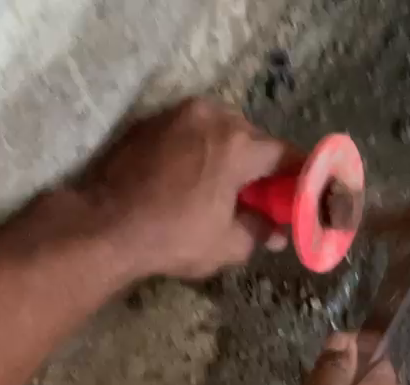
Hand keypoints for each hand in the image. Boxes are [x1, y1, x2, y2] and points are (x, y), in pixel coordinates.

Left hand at [79, 98, 288, 279]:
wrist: (105, 225)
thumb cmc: (173, 237)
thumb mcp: (228, 245)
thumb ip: (260, 232)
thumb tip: (277, 232)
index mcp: (237, 144)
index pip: (285, 154)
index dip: (299, 176)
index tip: (304, 194)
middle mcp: (211, 117)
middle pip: (252, 139)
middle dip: (262, 167)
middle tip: (264, 199)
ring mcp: (177, 114)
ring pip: (220, 132)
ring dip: (230, 158)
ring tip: (227, 191)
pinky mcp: (151, 122)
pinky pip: (191, 134)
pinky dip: (201, 153)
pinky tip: (195, 182)